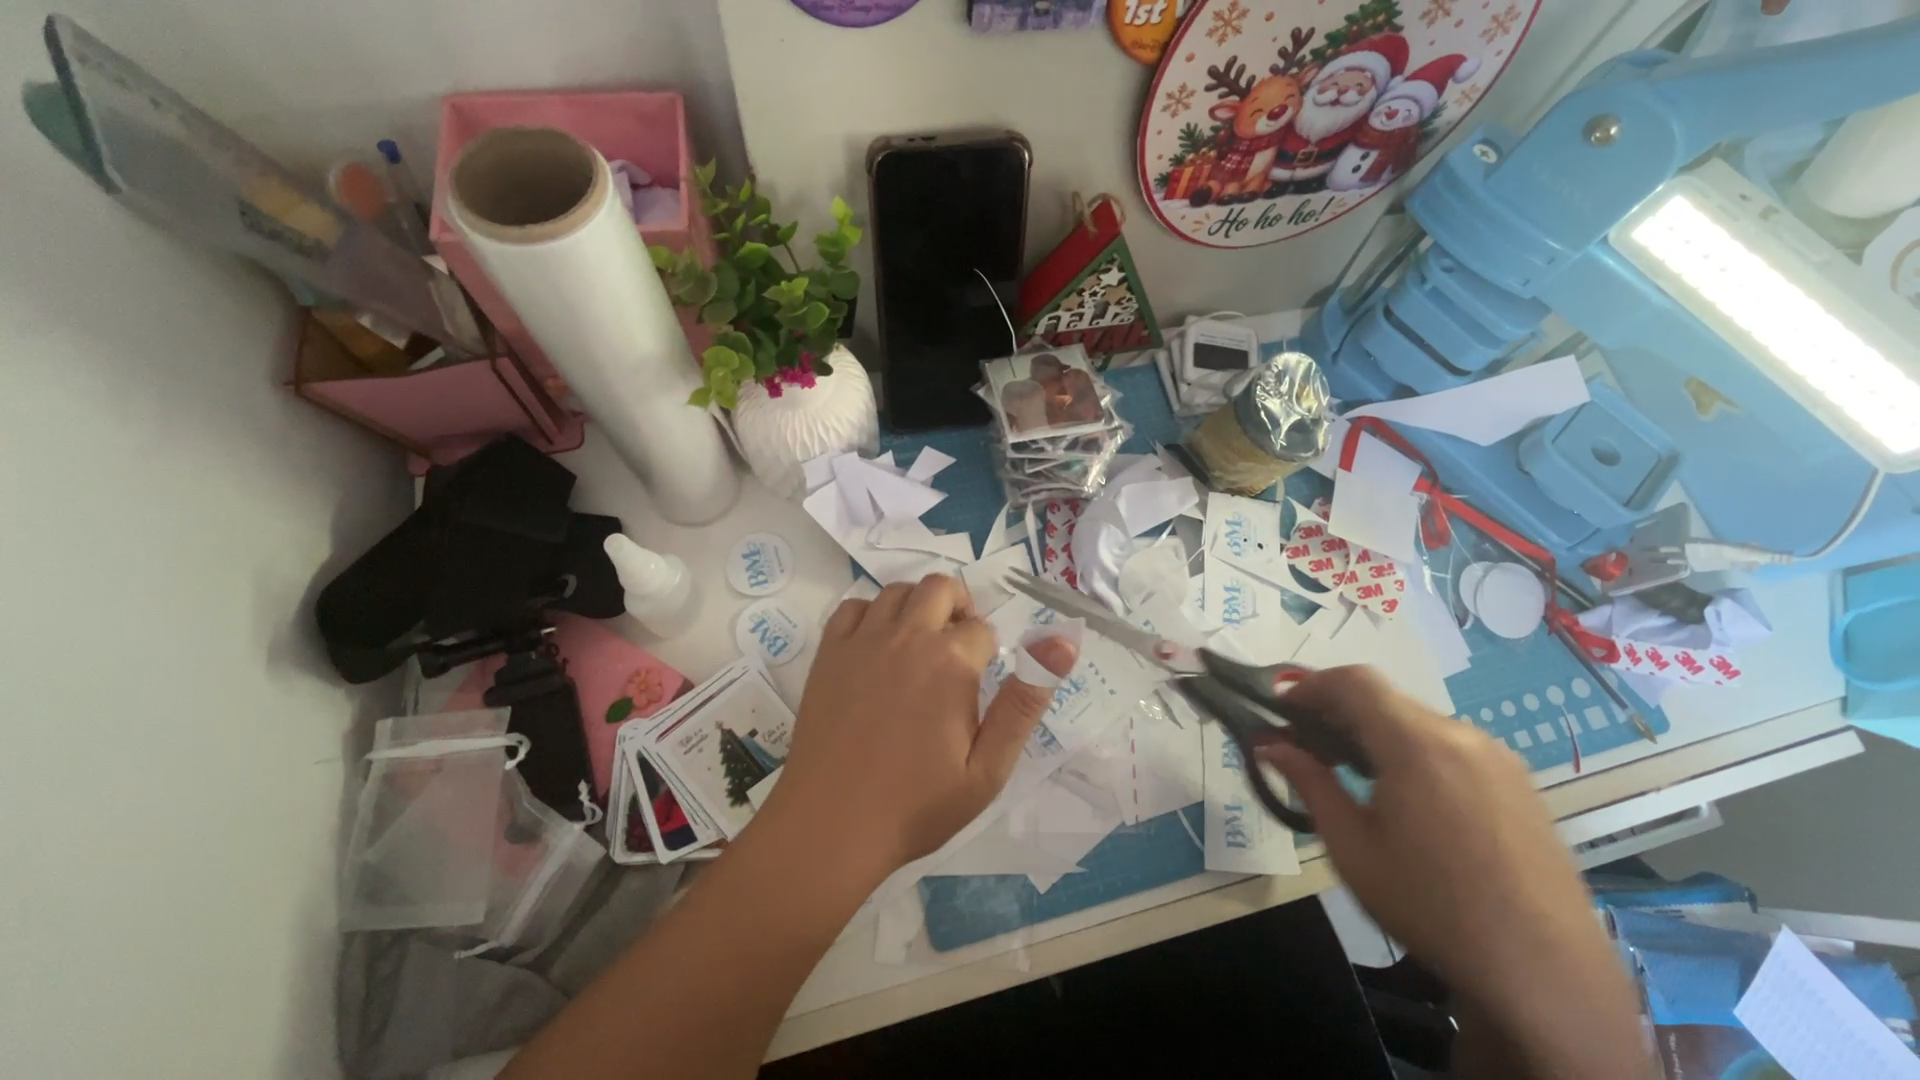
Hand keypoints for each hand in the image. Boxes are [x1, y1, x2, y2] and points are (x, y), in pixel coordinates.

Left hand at [762, 574, 1078, 874]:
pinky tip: (878, 647)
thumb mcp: (988, 768)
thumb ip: (1025, 702)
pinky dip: (872, 614)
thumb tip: (1063, 641)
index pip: (983, 629)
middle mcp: (907, 637)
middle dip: (960, 608)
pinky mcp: (829, 654)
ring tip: (922, 646)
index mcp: (951, 662)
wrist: (832, 825)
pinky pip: (853, 607)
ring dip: (918, 606)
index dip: (988, 651)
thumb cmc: (917, 804)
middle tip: (959, 650)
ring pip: (897, 590)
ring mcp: (862, 641)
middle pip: (941, 588)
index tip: (980, 683)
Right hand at [1259, 667, 1606, 1010]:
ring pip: (1421, 724)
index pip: (1354, 681)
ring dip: (1377, 734)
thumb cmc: (1429, 905)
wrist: (1542, 969)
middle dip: (1339, 713)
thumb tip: (1270, 746)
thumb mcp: (1351, 847)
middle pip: (1387, 700)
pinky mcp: (1521, 784)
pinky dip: (1415, 753)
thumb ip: (1309, 784)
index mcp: (1416, 743)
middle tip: (1306, 748)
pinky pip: (1453, 748)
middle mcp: (1462, 735)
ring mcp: (1498, 758)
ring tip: (1352, 776)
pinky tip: (1406, 799)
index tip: (1280, 712)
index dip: (1311, 685)